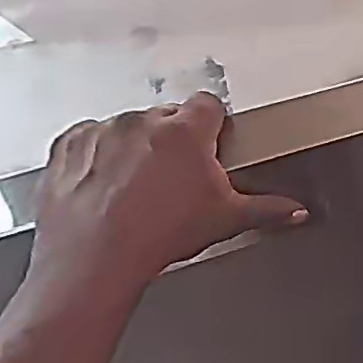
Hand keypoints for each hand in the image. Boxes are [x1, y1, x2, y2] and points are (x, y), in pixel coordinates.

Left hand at [29, 92, 307, 295]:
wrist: (95, 258)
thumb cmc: (157, 234)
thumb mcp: (226, 221)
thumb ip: (268, 209)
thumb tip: (293, 210)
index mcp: (185, 133)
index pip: (209, 104)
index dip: (214, 124)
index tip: (214, 142)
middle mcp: (142, 122)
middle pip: (169, 117)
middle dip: (176, 140)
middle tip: (180, 176)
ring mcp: (102, 131)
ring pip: (130, 127)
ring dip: (137, 147)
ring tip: (142, 186)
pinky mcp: (69, 146)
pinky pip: (91, 139)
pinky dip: (100, 155)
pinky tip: (110, 185)